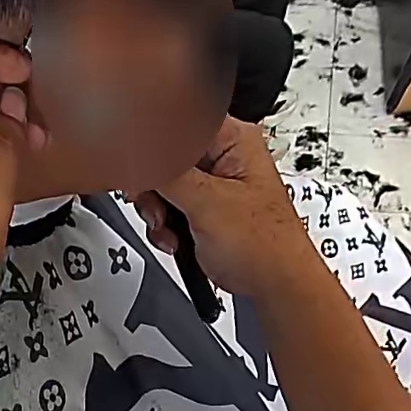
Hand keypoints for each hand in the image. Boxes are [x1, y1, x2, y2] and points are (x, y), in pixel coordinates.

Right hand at [139, 118, 321, 300]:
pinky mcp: (204, 212)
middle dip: (154, 188)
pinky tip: (176, 239)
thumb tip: (137, 149)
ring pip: (164, 186)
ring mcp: (212, 188)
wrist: (274, 286)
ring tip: (169, 228)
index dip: (151, 147)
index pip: (179, 125)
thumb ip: (167, 173)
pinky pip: (170, 209)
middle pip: (165, 157)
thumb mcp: (207, 203)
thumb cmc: (265, 246)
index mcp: (233, 140)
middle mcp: (223, 160)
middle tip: (155, 205)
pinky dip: (166, 226)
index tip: (137, 166)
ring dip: (158, 212)